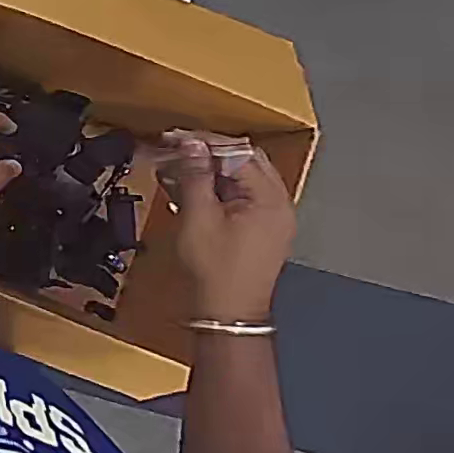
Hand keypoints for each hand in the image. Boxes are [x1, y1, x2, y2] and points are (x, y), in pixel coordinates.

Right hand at [172, 137, 294, 319]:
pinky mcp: (261, 229)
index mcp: (269, 199)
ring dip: (211, 170)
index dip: (204, 142)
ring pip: (242, 178)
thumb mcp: (198, 218)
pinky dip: (217, 188)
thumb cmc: (214, 271)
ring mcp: (272, 218)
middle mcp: (278, 204)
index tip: (175, 137)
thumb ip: (195, 176)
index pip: (238, 153)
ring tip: (179, 167)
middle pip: (245, 161)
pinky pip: (241, 196)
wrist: (226, 315)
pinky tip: (192, 190)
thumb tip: (191, 144)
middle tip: (177, 148)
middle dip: (209, 152)